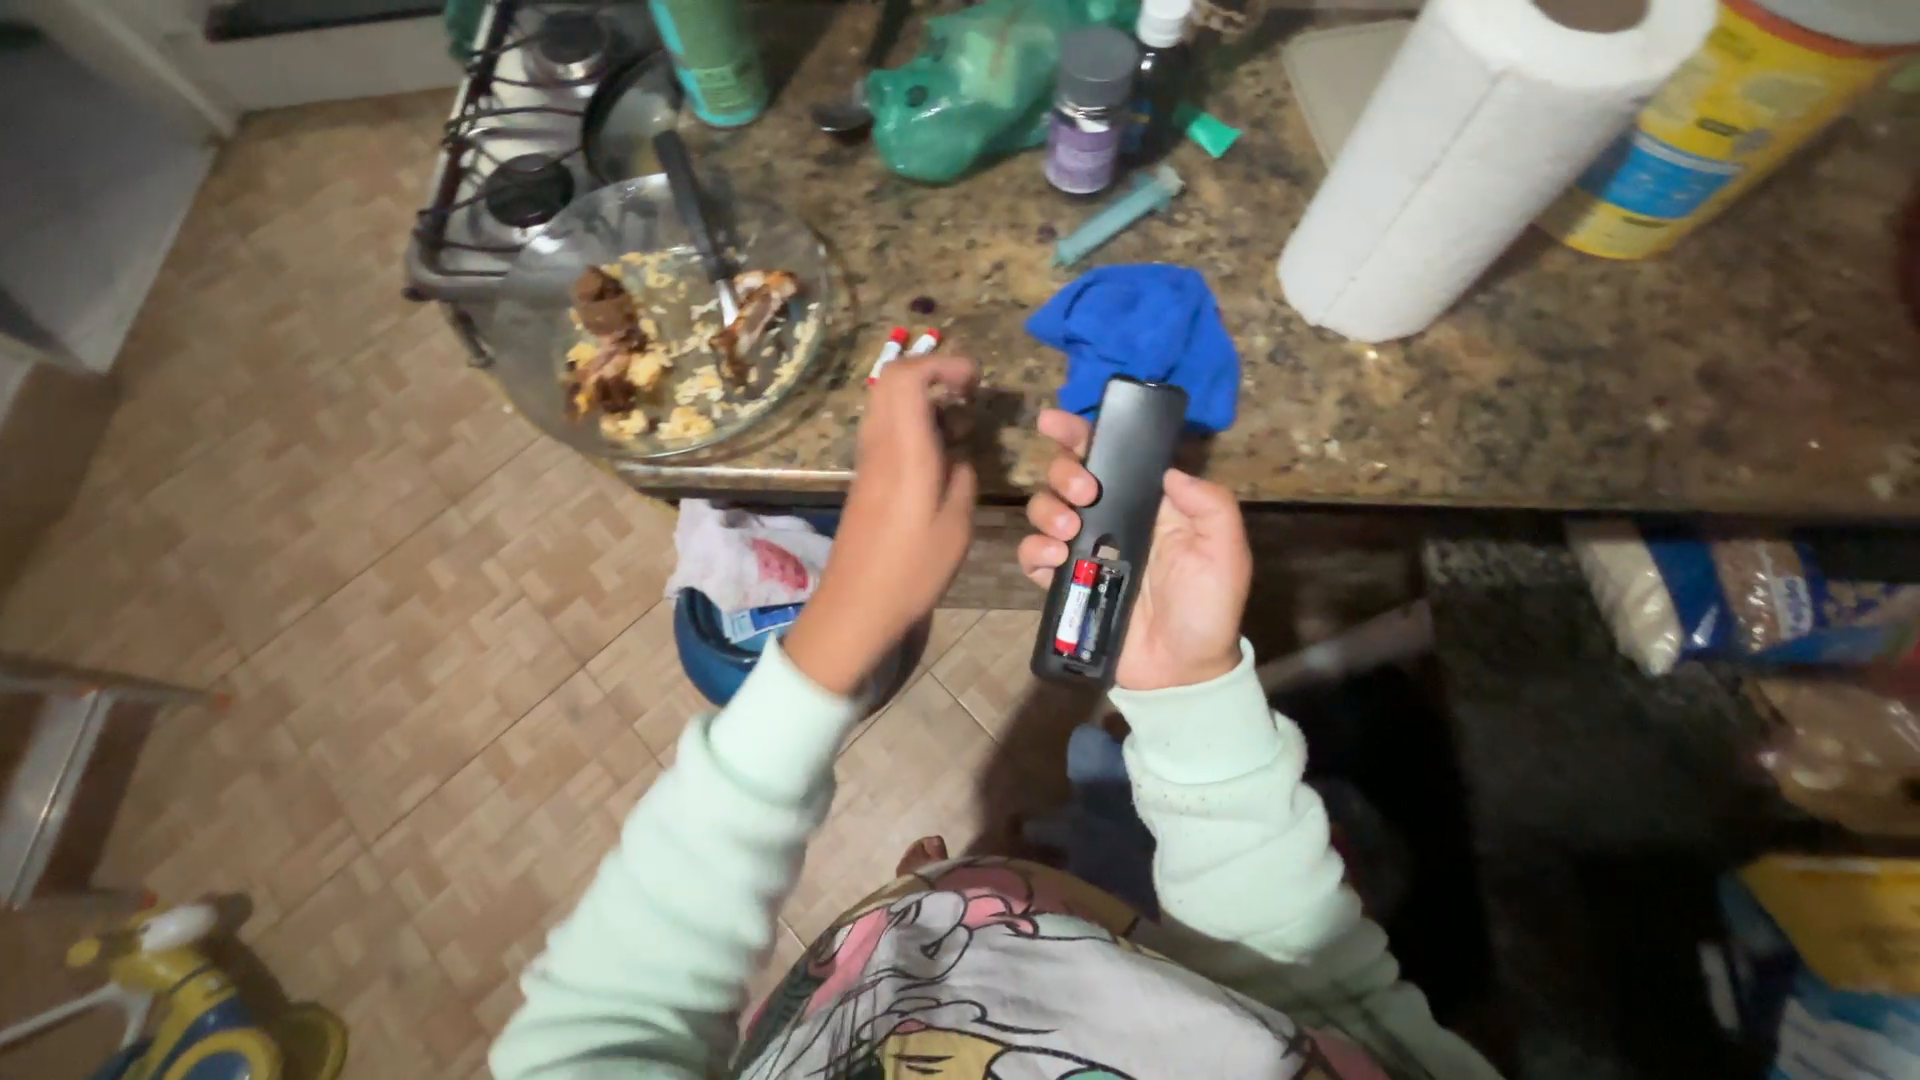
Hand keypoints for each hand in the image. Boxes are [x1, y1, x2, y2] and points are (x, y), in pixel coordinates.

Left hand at [784, 356, 979, 695]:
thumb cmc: (912, 569)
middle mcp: (879, 446)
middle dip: (932, 374)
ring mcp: (867, 462)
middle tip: (967, 398)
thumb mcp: (957, 524)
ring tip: (959, 430)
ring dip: (923, 401)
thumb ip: (963, 476)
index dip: (941, 364)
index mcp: (903, 450)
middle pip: (891, 381)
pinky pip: (886, 430)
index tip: (974, 381)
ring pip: (886, 404)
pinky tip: (939, 458)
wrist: (856, 606)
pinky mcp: (865, 480)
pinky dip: (913, 426)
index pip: (906, 377)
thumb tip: (958, 454)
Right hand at [1018, 409, 1249, 691]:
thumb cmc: (1207, 607)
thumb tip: (1167, 470)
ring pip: (1044, 510)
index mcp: (1147, 504)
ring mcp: (1083, 552)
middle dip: (1065, 472)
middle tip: (1084, 493)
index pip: (1111, 456)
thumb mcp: (1225, 551)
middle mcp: (1110, 519)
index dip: (1081, 432)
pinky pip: (1033, 557)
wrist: (1181, 671)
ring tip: (1069, 533)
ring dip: (1048, 510)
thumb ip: (1209, 504)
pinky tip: (1054, 561)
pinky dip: (1035, 552)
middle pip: (1068, 476)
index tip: (1056, 420)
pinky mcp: (1062, 584)